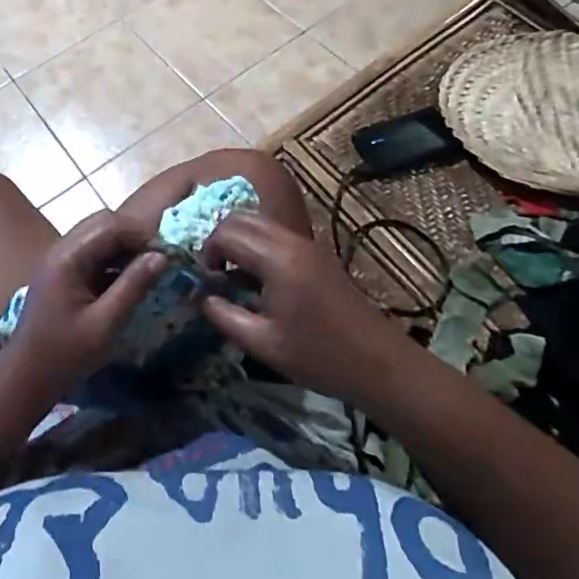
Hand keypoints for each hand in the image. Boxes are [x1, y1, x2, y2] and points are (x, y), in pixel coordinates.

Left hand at [8, 211, 166, 397]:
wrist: (25, 378)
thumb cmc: (64, 354)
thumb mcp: (104, 324)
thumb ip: (133, 287)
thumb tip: (162, 256)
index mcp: (67, 258)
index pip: (111, 226)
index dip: (141, 236)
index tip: (165, 257)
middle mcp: (61, 249)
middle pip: (104, 223)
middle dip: (133, 238)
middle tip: (156, 262)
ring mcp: (60, 260)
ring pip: (99, 236)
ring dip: (124, 248)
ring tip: (146, 271)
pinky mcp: (63, 272)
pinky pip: (93, 253)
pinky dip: (113, 260)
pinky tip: (127, 282)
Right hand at [199, 213, 411, 402]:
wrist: (378, 361)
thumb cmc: (318, 356)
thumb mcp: (263, 344)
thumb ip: (224, 317)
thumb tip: (201, 297)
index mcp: (276, 258)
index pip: (226, 232)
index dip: (207, 252)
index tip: (205, 280)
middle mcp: (291, 240)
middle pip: (242, 217)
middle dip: (220, 239)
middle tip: (215, 273)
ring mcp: (307, 244)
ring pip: (261, 222)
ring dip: (240, 240)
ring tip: (233, 277)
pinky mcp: (317, 253)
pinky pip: (277, 235)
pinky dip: (258, 246)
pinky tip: (258, 280)